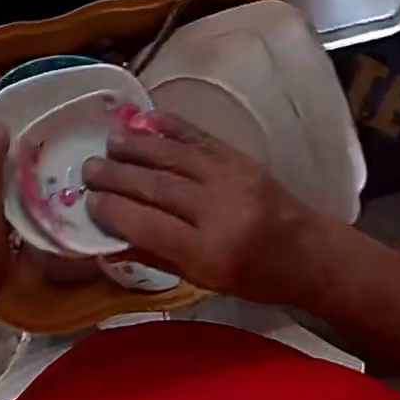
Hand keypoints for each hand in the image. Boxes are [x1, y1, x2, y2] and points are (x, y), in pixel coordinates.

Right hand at [83, 111, 348, 305]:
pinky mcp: (240, 158)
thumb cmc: (256, 277)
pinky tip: (145, 119)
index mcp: (209, 252)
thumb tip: (111, 236)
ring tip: (108, 142)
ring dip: (135, 147)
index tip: (89, 201)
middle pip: (154, 187)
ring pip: (171, 157)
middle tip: (87, 168)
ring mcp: (230, 178)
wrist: (312, 252)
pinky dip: (169, 126)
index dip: (112, 211)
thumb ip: (157, 255)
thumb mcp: (205, 280)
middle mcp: (218, 211)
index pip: (147, 225)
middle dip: (115, 176)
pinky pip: (198, 137)